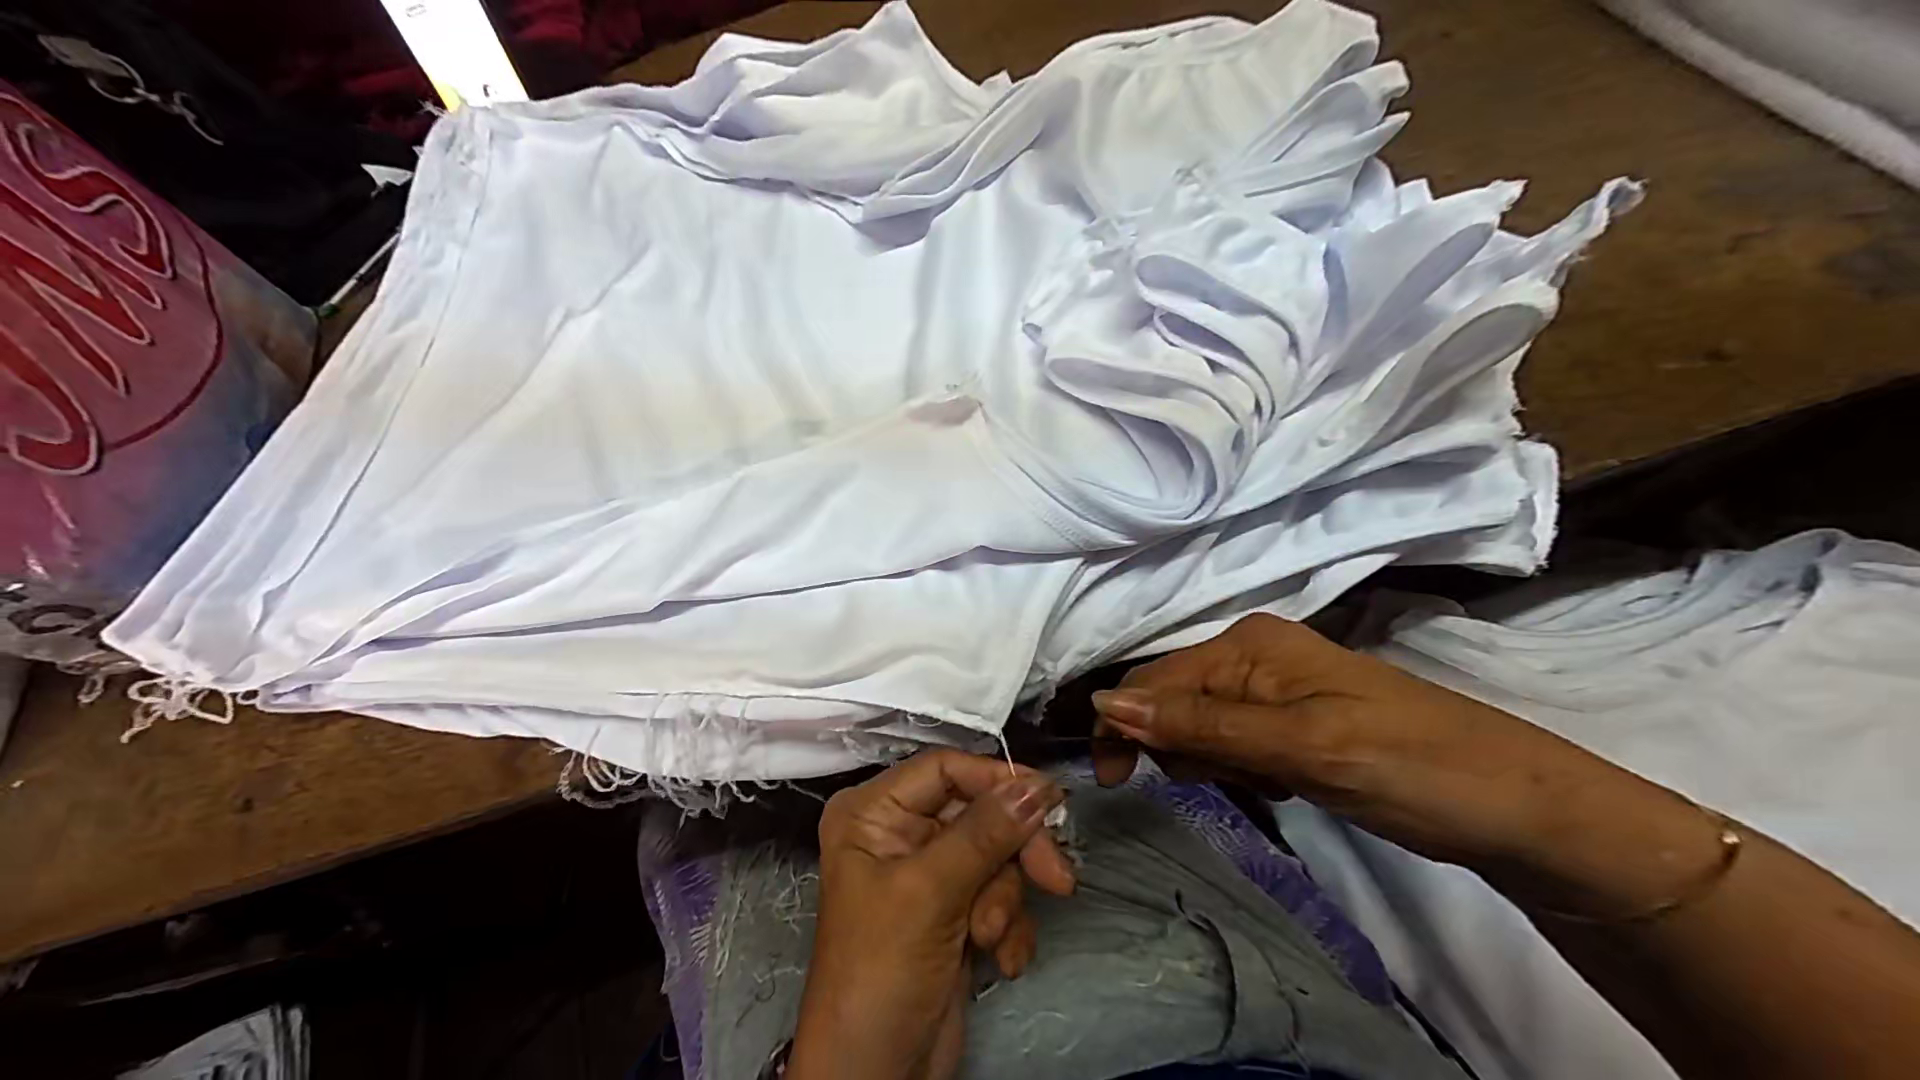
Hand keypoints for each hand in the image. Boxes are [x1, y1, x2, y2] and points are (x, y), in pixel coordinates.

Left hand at [787, 750, 1074, 1079]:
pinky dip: (1007, 925)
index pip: (945, 769)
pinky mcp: (954, 909)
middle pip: (979, 812)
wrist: (876, 1078)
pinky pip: (998, 892)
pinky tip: (1000, 959)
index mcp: (873, 812)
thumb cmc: (881, 972)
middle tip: (1056, 879)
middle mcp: (899, 832)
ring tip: (989, 937)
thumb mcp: (930, 894)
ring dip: (1004, 899)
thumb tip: (1036, 785)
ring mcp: (929, 872)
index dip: (996, 780)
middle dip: (1013, 852)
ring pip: (995, 855)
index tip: (1048, 800)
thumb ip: (984, 833)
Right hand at [1091, 614, 1727, 917]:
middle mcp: (1253, 655)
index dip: (1124, 727)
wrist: (1519, 808)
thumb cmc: (1408, 766)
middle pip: (1173, 700)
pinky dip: (1242, 768)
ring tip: (1270, 784)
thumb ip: (1200, 726)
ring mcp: (1274, 687)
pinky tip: (1282, 785)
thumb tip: (1106, 704)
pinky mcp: (1292, 718)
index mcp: (1247, 645)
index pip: (1154, 680)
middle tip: (1235, 783)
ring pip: (1200, 726)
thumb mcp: (1297, 747)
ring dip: (1213, 763)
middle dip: (1181, 749)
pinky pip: (1234, 741)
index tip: (1115, 784)